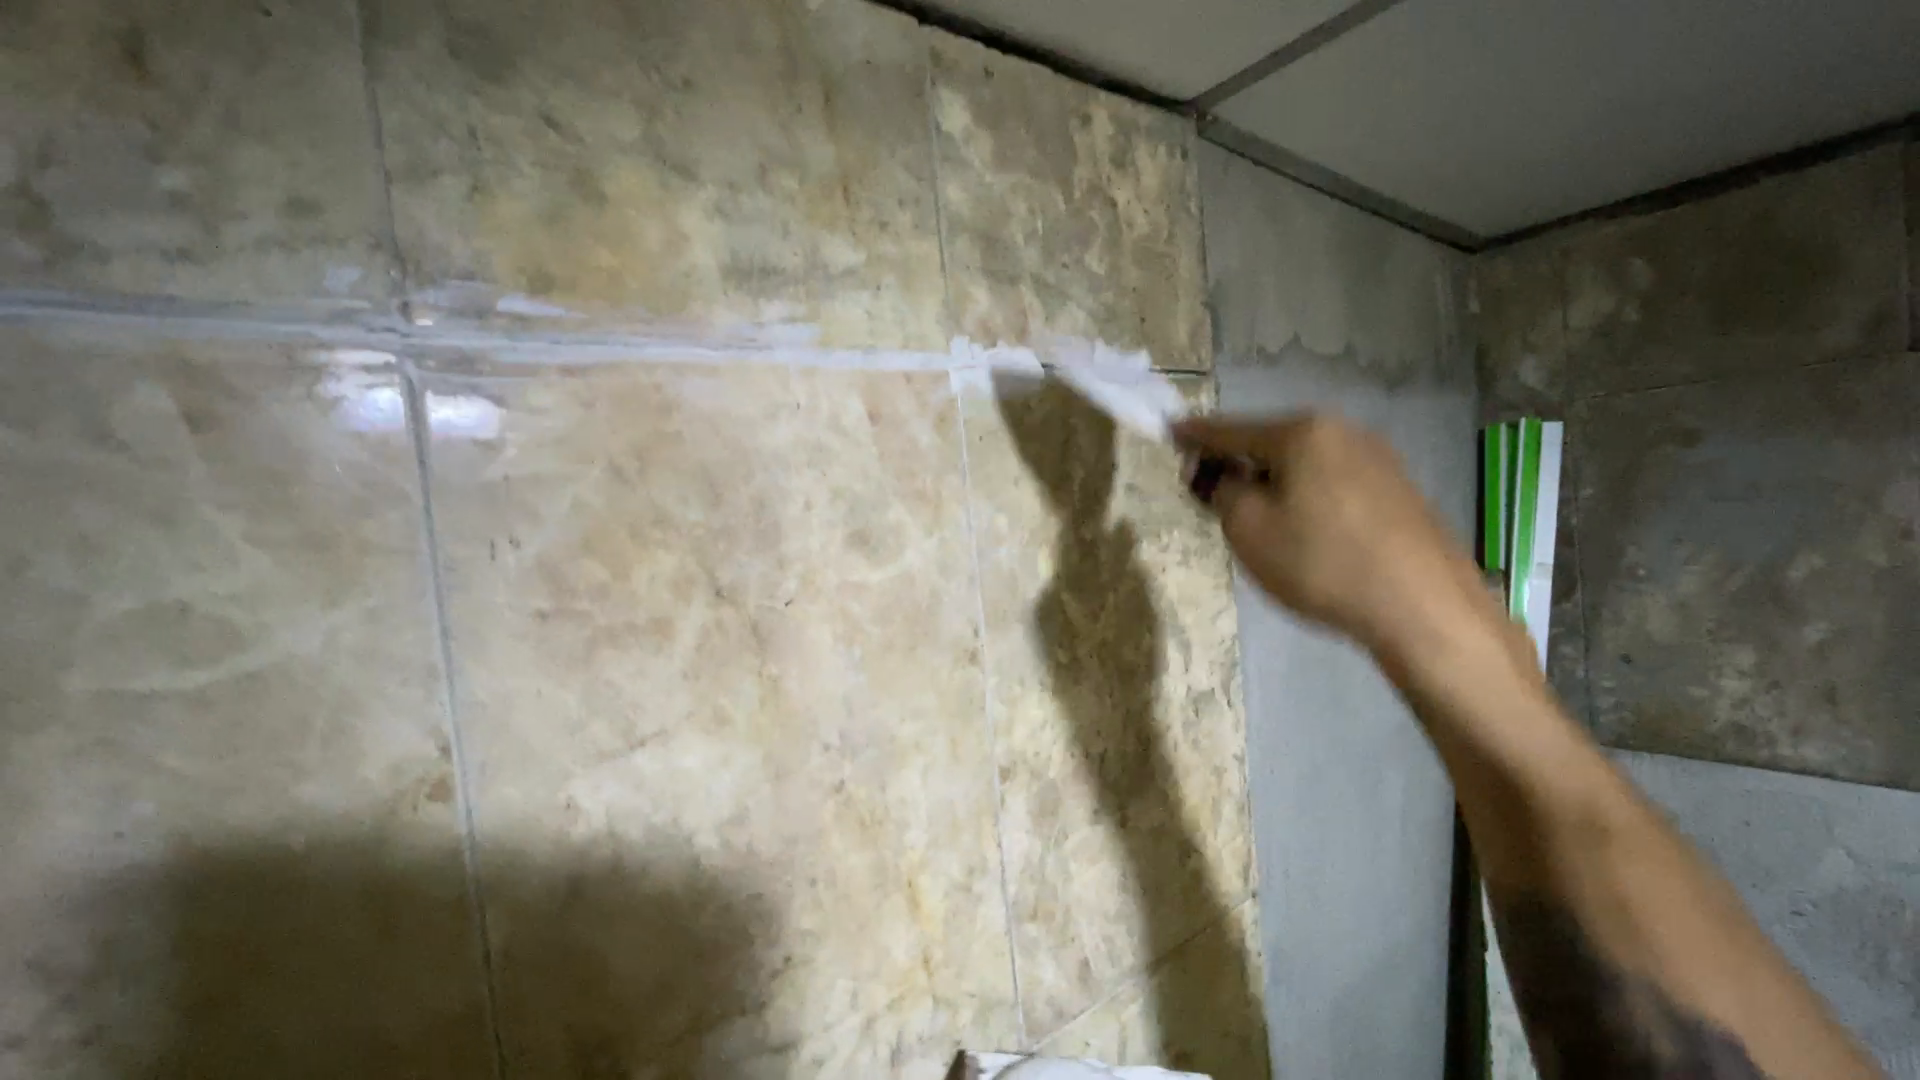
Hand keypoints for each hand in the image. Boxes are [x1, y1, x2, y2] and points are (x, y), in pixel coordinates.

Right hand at [1173, 413, 1493, 656]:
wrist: (1422, 607)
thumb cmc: (1321, 563)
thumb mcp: (1248, 529)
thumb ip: (1223, 491)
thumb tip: (1225, 476)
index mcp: (1302, 432)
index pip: (1231, 429)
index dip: (1195, 435)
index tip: (1170, 432)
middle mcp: (1342, 431)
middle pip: (1270, 442)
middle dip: (1236, 463)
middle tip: (1209, 494)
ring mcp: (1377, 458)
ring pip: (1303, 463)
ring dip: (1272, 482)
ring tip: (1256, 519)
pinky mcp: (1398, 490)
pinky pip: (1332, 482)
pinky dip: (1305, 495)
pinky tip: (1304, 530)